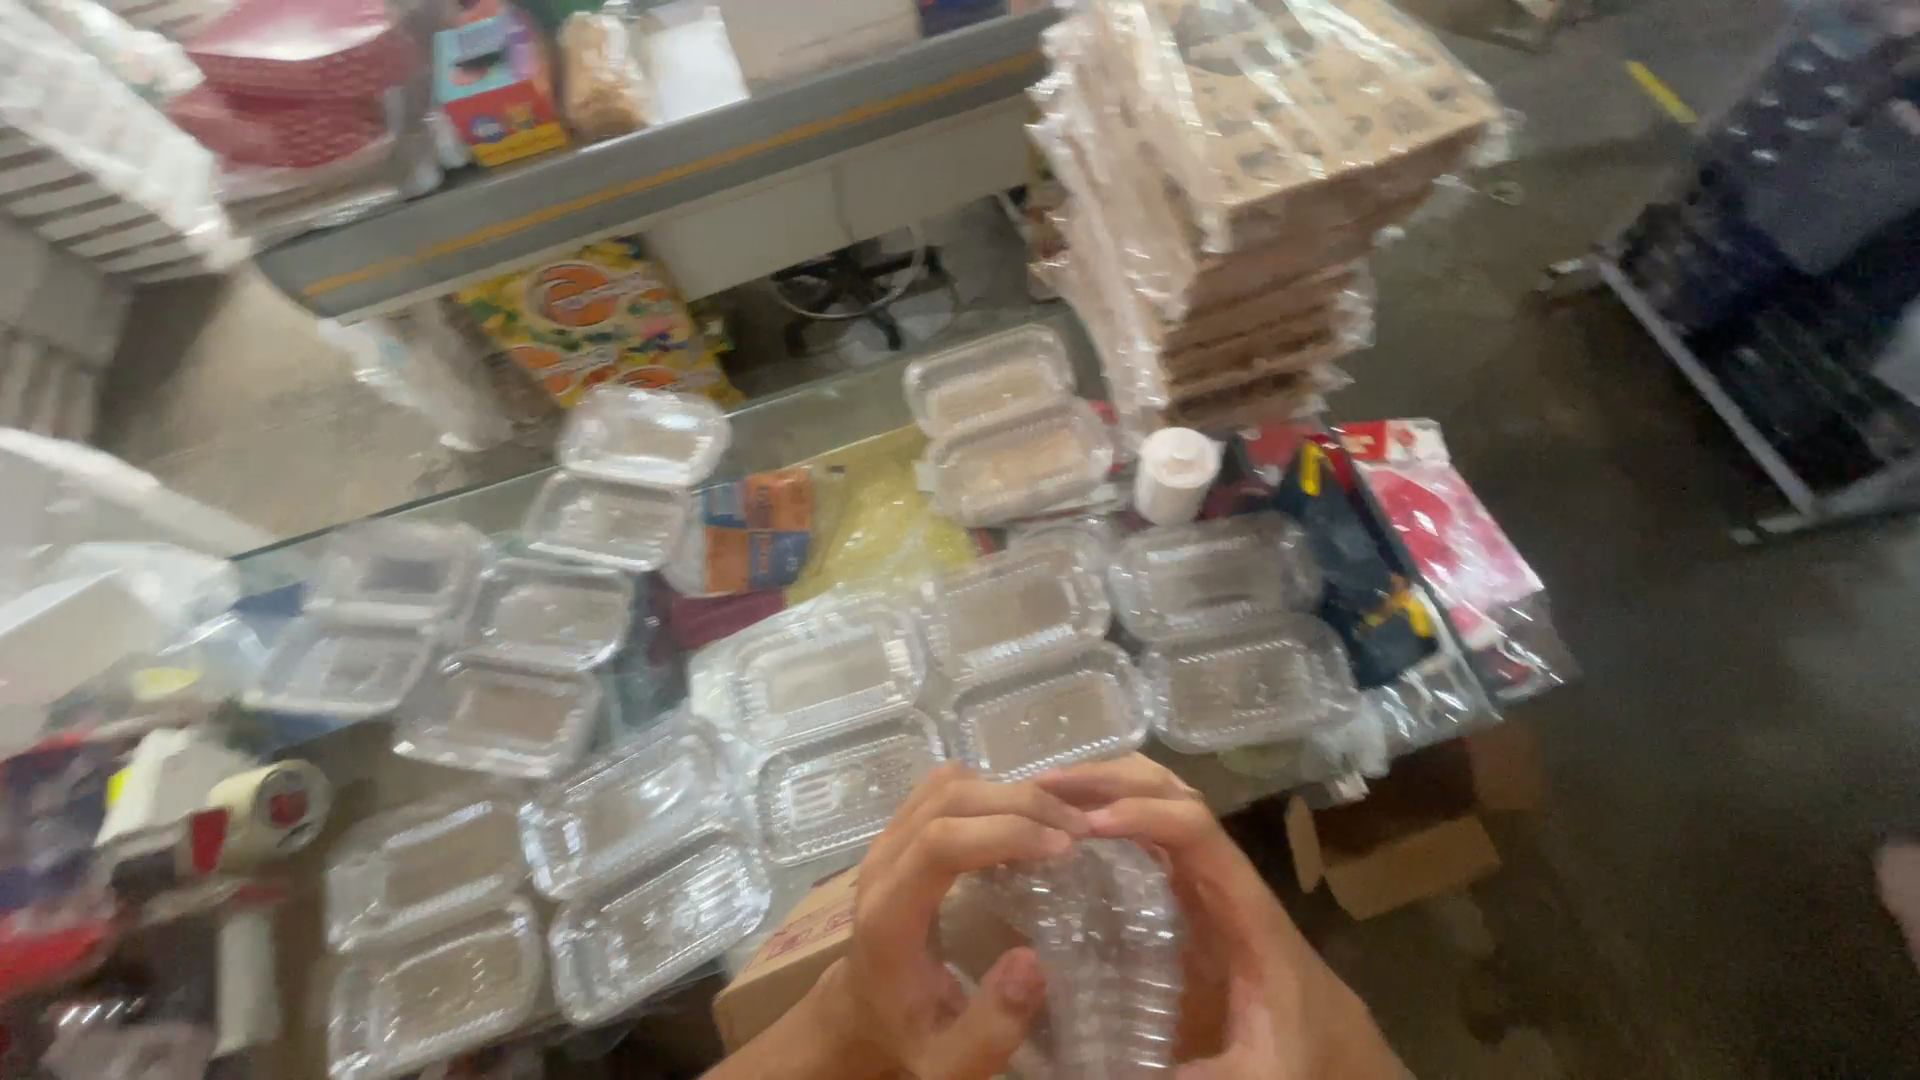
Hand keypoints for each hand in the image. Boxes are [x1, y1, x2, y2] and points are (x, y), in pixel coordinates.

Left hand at [811, 763, 1092, 1079]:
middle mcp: (881, 862)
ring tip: (1058, 818)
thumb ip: (992, 1025)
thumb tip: (1034, 959)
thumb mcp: (950, 1061)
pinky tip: (1021, 813)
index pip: (941, 843)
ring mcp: (886, 838)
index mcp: (888, 914)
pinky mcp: (898, 829)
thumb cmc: (910, 1031)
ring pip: (946, 785)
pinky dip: (988, 787)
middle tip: (1077, 828)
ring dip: (1007, 790)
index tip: (1063, 847)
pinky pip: (941, 786)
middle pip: (948, 801)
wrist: (862, 1008)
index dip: (1005, 833)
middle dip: (1019, 803)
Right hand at [1037, 756, 1407, 1079]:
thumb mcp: (1262, 1079)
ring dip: (1109, 782)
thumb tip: (1111, 1076)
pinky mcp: (1190, 892)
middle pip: (1174, 794)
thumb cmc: (1307, 1059)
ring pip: (1163, 798)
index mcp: (1245, 906)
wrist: (1343, 1059)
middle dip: (1112, 778)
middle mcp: (1224, 875)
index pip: (1197, 832)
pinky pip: (1151, 832)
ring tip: (1050, 788)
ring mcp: (1206, 879)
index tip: (1086, 826)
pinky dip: (1111, 808)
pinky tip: (1070, 822)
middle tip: (1047, 785)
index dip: (1144, 817)